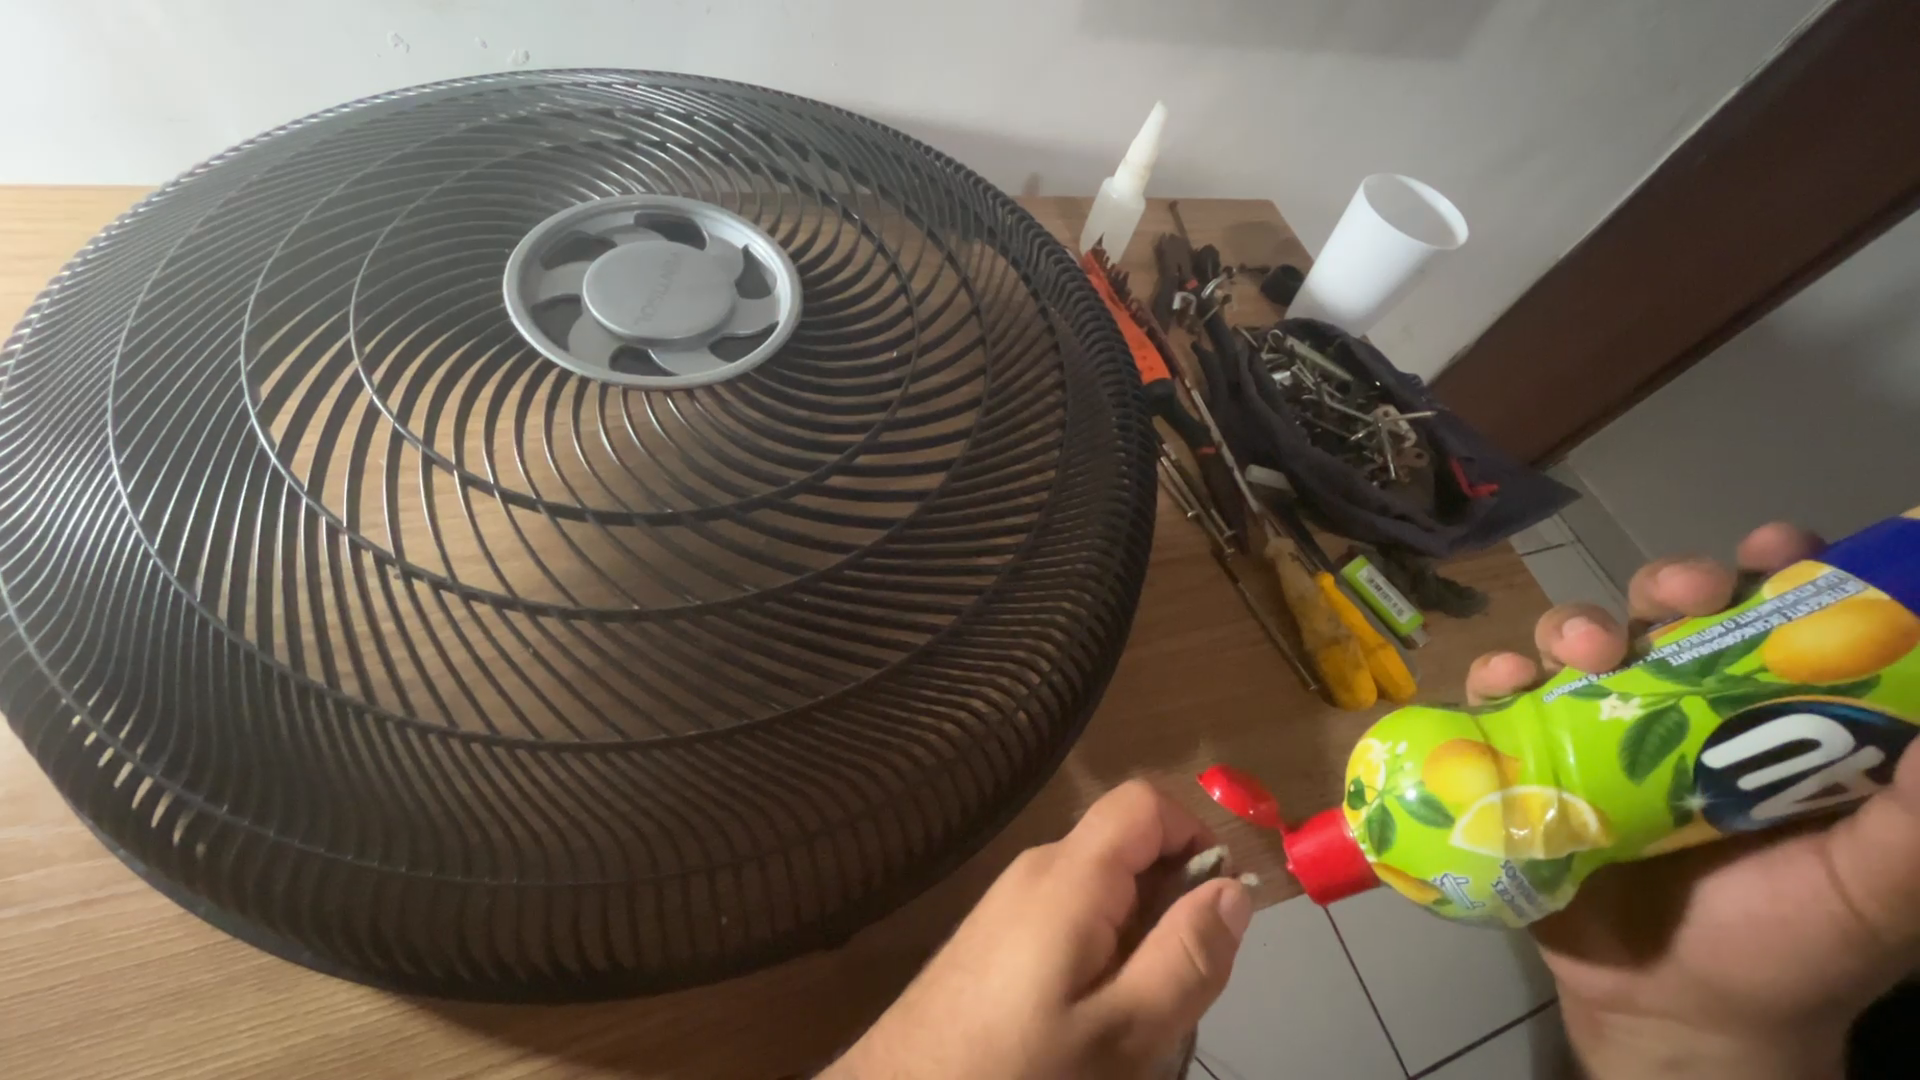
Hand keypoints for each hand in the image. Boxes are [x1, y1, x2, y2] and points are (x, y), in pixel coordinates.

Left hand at [823, 780, 1253, 1079]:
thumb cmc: (1020, 1066)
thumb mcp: (1123, 1031)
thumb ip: (1185, 957)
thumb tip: (1234, 889)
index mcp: (1070, 874)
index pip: (1144, 802)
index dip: (1195, 836)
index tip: (1219, 908)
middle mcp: (1038, 866)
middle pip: (1126, 843)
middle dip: (1171, 896)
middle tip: (1176, 981)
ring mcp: (1012, 894)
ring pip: (1102, 881)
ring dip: (1139, 926)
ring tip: (1133, 1006)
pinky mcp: (998, 925)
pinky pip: (1070, 907)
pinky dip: (1102, 940)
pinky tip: (1090, 1007)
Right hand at [1467, 523, 1919, 1078]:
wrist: (1666, 1007)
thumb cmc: (1784, 947)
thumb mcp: (1879, 893)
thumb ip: (1915, 819)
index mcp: (1764, 723)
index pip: (1771, 626)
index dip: (1778, 575)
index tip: (1779, 549)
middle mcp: (1673, 709)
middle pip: (1661, 615)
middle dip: (1666, 586)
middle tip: (1675, 594)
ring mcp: (1590, 729)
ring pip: (1572, 645)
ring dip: (1570, 626)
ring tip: (1575, 652)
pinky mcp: (1524, 755)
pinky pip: (1496, 701)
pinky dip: (1493, 679)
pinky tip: (1502, 683)